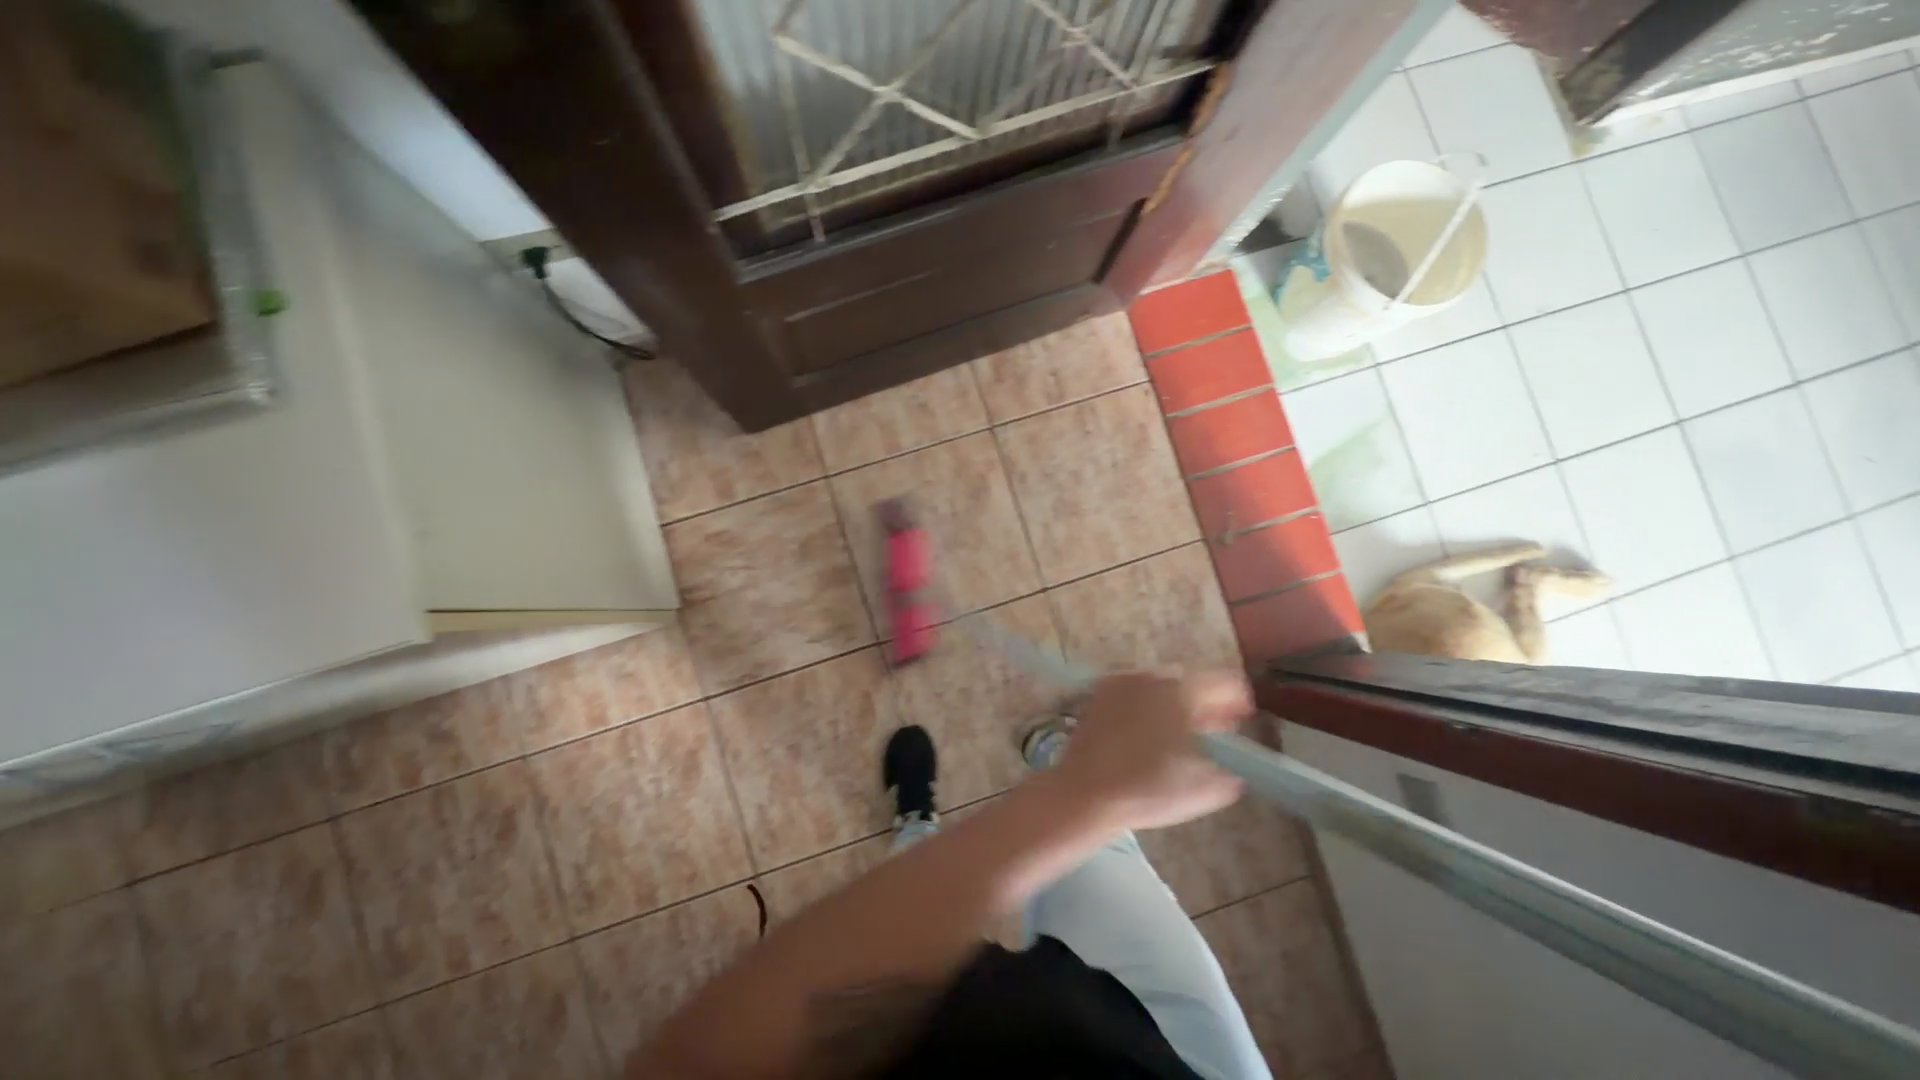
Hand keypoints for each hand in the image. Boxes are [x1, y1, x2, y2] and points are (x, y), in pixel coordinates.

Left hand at [1049, 670, 1251, 830]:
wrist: (1084, 794)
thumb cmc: (1147, 790)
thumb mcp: (1205, 789)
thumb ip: (1233, 770)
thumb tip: (1236, 763)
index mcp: (1183, 692)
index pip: (1228, 683)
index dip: (1239, 704)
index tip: (1240, 724)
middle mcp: (1153, 677)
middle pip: (1193, 681)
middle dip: (1206, 704)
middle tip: (1209, 734)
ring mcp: (1121, 683)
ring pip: (1162, 686)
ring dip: (1174, 704)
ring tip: (1175, 737)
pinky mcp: (1098, 694)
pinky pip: (1134, 693)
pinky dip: (1145, 706)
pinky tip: (1142, 735)